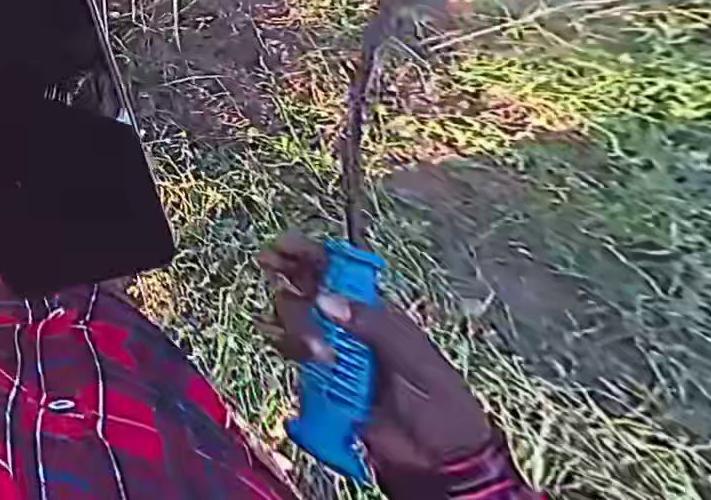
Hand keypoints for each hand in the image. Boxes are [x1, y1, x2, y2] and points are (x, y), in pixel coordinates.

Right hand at [258, 233, 494, 471]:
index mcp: (371, 308)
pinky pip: (284, 343)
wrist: (438, 464)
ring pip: (290, 311)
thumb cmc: (440, 405)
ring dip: (298, 326)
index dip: (306, 251)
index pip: (333, 267)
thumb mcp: (417, 360)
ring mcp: (325, 342)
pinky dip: (284, 343)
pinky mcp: (312, 369)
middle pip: (301, 281)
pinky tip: (301, 356)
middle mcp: (342, 319)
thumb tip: (322, 300)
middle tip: (270, 267)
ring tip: (324, 356)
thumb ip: (373, 325)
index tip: (281, 245)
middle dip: (286, 274)